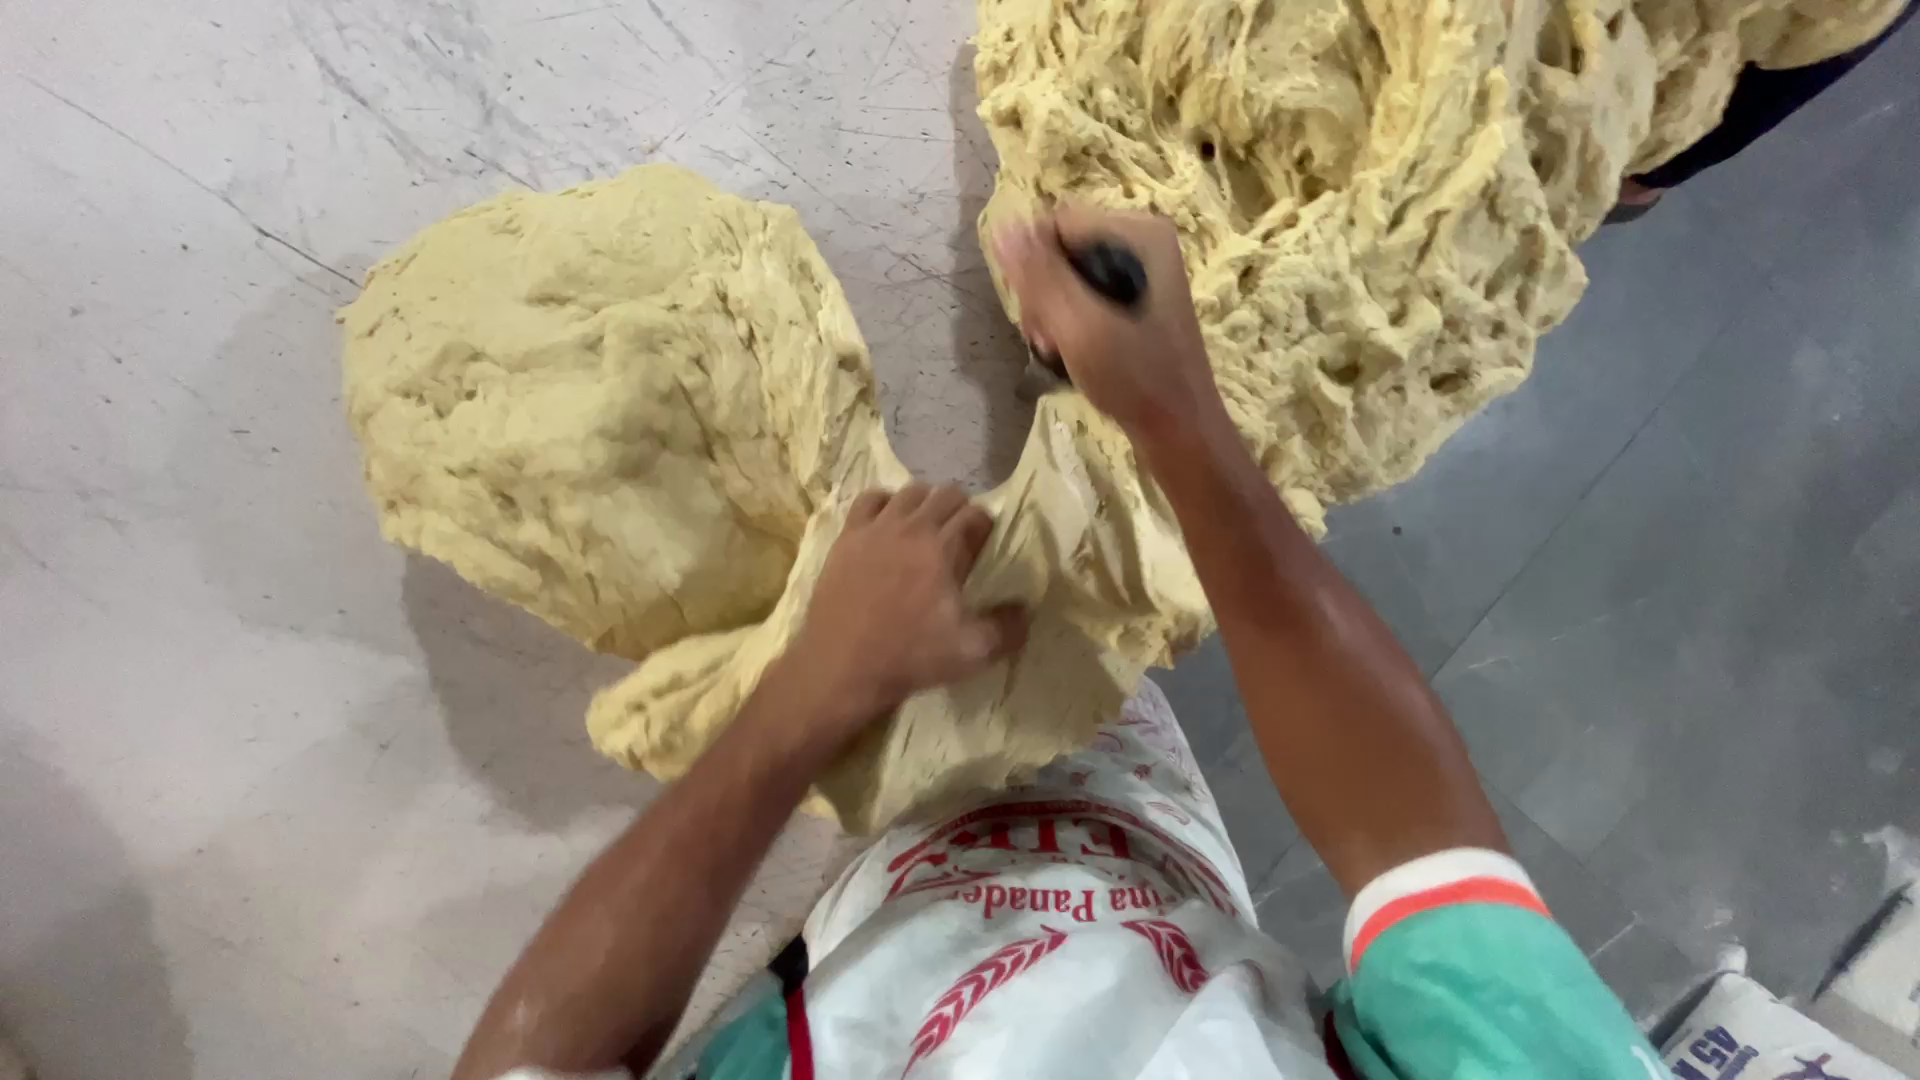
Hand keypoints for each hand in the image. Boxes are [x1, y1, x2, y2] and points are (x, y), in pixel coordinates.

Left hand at [784, 483, 1029, 743]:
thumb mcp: (972, 652)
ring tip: (926, 528)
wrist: (841, 665)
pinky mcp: (848, 537)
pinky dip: (885, 503)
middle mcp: (911, 527)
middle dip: (960, 510)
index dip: (986, 527)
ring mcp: (875, 528)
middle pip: (946, 495)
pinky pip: (870, 499)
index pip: (976, 515)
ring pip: (910, 492)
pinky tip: (888, 523)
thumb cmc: (909, 657)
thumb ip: (1009, 628)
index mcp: (944, 549)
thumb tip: (1026, 610)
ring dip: (926, 504)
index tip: (984, 547)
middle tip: (959, 538)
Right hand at [993, 207, 1225, 443]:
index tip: (1039, 318)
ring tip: (1058, 352)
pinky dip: (1070, 324)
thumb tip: (1003, 228)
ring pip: (1067, 276)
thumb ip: (1040, 275)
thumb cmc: (1133, 377)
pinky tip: (1071, 353)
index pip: (1055, 225)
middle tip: (1049, 342)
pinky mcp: (1136, 300)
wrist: (1178, 428)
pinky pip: (1084, 296)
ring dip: (1051, 315)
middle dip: (1043, 296)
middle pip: (1060, 249)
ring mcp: (1140, 272)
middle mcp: (1141, 241)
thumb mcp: (1080, 325)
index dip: (1035, 269)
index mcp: (1137, 232)